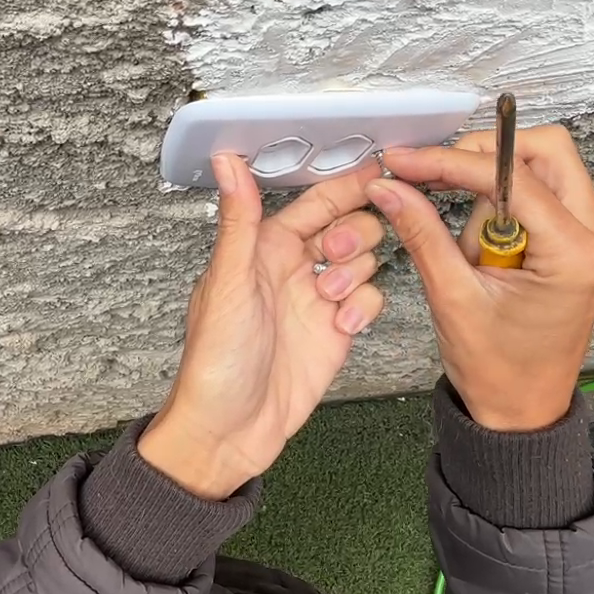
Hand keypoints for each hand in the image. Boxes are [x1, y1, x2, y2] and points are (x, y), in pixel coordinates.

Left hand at [139, 154, 387, 499]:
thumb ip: (239, 220)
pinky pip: (369, 301)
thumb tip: (228, 162)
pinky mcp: (334, 332)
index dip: (347, 185)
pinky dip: (365, 307)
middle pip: (348, 226)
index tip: (378, 170)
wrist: (230, 431)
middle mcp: (292, 269)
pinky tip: (344, 325)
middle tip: (334, 256)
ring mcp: (316, 300)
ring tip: (330, 298)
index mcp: (263, 248)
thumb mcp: (228, 283)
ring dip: (356, 273)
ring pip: (363, 261)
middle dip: (354, 233)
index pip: (315, 202)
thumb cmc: (215, 362)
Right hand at [363, 126, 593, 430]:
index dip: (450, 163)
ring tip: (468, 248)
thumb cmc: (498, 368)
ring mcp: (590, 235)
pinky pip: (538, 193)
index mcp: (575, 254)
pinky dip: (499, 199)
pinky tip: (476, 239)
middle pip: (544, 151)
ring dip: (490, 184)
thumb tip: (390, 187)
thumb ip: (421, 233)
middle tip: (433, 178)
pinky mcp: (574, 239)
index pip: (511, 178)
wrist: (522, 408)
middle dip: (481, 157)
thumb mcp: (451, 297)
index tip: (406, 161)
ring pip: (541, 166)